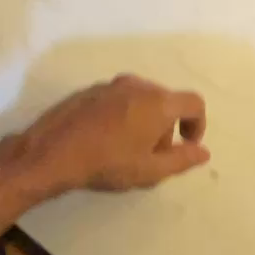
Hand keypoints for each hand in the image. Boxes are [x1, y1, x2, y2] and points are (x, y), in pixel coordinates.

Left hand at [0, 74, 209, 201]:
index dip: (197, 124)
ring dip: (142, 120)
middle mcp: (134, 85)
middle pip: (164, 101)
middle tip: (152, 154)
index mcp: (156, 101)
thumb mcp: (151, 170)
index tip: (187, 144)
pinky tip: (104, 138)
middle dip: (166, 126)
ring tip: (126, 149)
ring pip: (138, 99)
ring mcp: (107, 85)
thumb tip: (202, 151)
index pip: (193, 103)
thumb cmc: (107, 162)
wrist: (52, 152)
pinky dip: (120, 114)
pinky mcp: (85, 91)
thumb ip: (182, 159)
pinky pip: (115, 99)